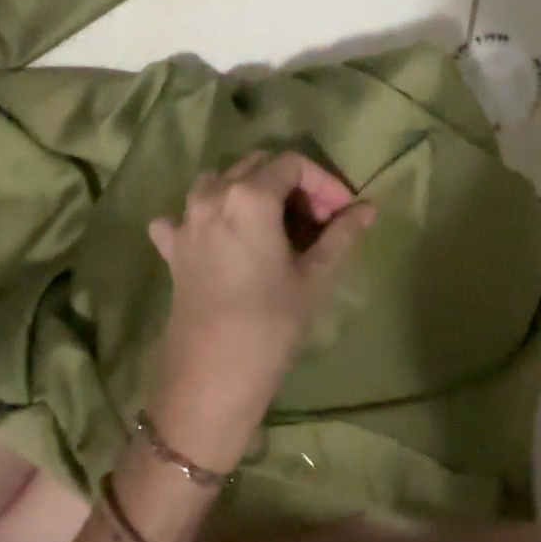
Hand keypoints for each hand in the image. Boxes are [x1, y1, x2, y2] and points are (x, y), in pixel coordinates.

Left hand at [146, 151, 375, 465]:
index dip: (324, 182)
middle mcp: (212, 195)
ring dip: (249, 191)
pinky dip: (204, 218)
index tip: (343, 213)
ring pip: (219, 181)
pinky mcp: (172, 249)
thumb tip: (368, 208)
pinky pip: (183, 217)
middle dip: (291, 184)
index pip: (293, 163)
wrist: (211, 378)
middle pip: (257, 166)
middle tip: (317, 221)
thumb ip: (341, 234)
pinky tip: (218, 239)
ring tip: (273, 225)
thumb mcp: (315, 278)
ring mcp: (186, 220)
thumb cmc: (271, 325)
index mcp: (249, 196)